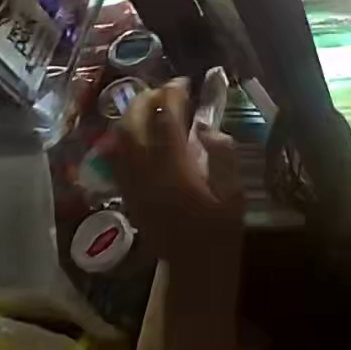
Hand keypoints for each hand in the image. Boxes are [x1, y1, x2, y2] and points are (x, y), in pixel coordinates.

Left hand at [109, 78, 244, 277]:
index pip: (166, 121)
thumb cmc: (220, 231)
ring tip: (151, 105)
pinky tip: (138, 131)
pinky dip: (124, 136)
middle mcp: (146, 174)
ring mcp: (131, 184)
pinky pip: (116, 157)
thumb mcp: (235, 194)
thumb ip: (224, 156)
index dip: (172, 95)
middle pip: (133, 124)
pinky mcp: (126, 194)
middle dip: (146, 99)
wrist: (194, 268)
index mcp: (176, 172)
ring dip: (131, 115)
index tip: (183, 81)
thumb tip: (205, 127)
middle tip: (165, 90)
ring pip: (119, 139)